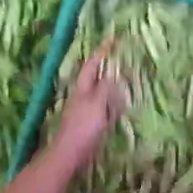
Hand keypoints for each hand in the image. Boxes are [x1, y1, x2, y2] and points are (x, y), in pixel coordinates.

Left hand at [54, 39, 127, 163]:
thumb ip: (105, 87)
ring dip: (109, 84)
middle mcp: (81, 95)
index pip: (92, 63)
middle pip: (93, 76)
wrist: (68, 153)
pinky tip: (118, 109)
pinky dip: (110, 103)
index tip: (112, 39)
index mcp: (82, 87)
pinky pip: (101, 107)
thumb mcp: (97, 104)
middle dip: (105, 67)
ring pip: (98, 91)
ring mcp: (82, 109)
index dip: (101, 51)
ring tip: (123, 81)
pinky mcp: (86, 123)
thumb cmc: (83, 127)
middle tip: (119, 59)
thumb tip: (111, 74)